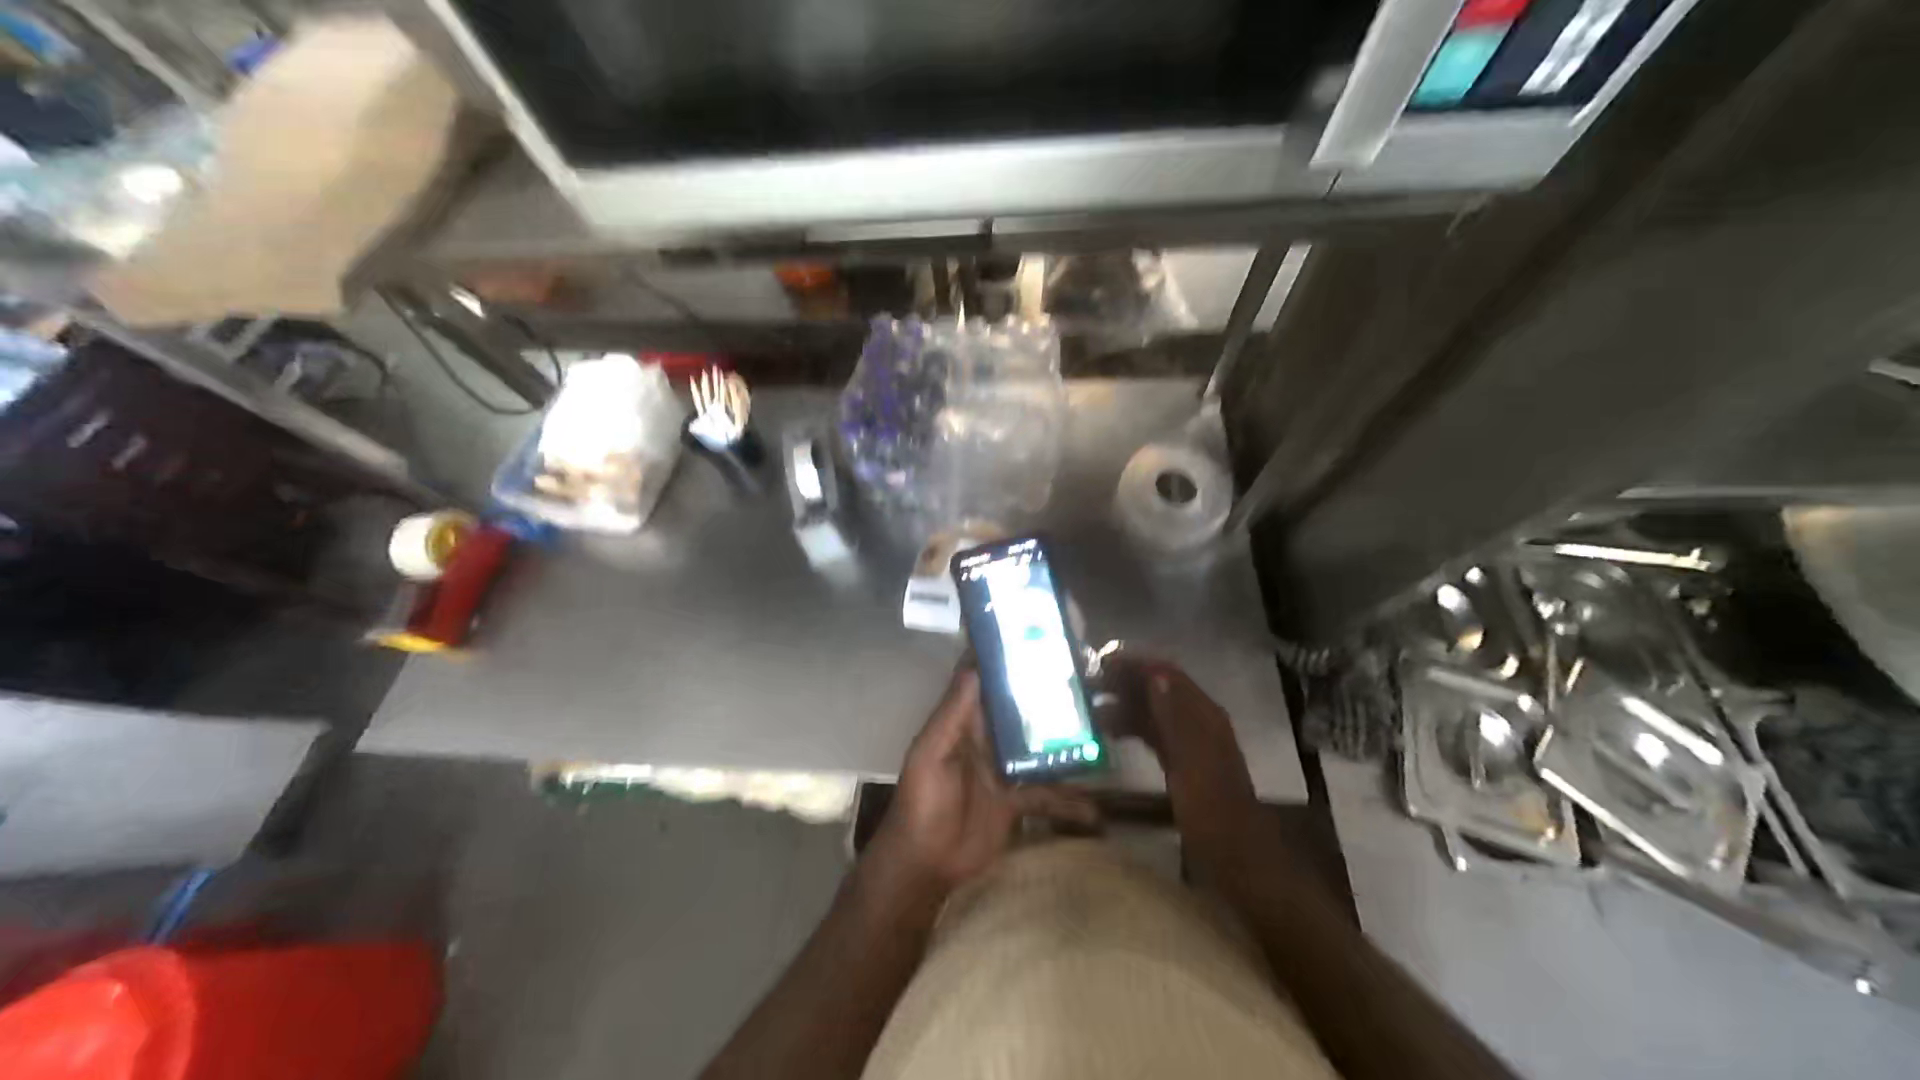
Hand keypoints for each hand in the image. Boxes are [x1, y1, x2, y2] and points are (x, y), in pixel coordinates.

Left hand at [869, 665, 1097, 896]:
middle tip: (1085, 679)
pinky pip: (1047, 795)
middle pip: (1019, 711)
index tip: (1034, 637)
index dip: (1004, 660)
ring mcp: (1005, 769)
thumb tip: (975, 667)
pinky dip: (1069, 802)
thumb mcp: (930, 755)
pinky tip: (1096, 811)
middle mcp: (986, 739)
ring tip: (1103, 731)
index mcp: (963, 722)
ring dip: (1065, 743)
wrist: (926, 864)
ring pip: (1040, 748)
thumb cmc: (922, 803)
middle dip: (1046, 696)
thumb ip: (953, 714)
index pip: (984, 683)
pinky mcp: (1017, 800)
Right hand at [1095, 654, 1259, 842]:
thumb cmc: (1212, 808)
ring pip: (1152, 713)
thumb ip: (1173, 717)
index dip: (1136, 665)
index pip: (1167, 675)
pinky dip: (1131, 730)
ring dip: (1124, 707)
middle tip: (1086, 687)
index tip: (1100, 663)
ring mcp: (1189, 744)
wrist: (1235, 855)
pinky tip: (1108, 735)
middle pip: (1158, 690)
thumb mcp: (1190, 761)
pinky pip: (1152, 735)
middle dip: (1124, 684)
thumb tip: (1154, 674)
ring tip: (1090, 710)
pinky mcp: (1180, 764)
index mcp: (1203, 715)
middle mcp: (1197, 722)